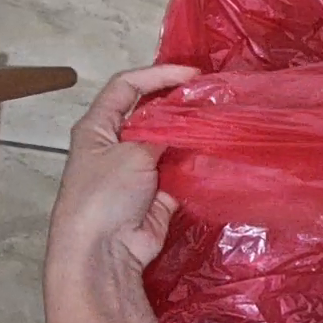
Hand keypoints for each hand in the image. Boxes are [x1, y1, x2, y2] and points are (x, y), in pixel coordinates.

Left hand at [46, 64, 200, 281]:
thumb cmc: (104, 196)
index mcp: (98, 127)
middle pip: (154, 113)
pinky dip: (200, 161)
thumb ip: (161, 134)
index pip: (126, 87)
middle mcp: (119, 143)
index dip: (158, 75)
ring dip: (195, 133)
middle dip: (182, 103)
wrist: (105, 248)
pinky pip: (184, 168)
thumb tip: (188, 124)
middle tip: (215, 97)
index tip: (192, 75)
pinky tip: (220, 153)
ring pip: (173, 140)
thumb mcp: (131, 154)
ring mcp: (141, 167)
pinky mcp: (161, 189)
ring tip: (224, 122)